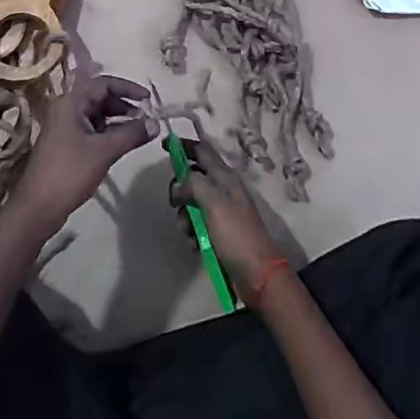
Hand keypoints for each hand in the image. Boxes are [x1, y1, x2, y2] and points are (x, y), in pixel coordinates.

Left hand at [9, 75, 154, 233]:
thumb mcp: (105, 151)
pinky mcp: (66, 144)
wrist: (37, 208)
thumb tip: (156, 123)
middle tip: (146, 118)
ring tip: (138, 131)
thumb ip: (132, 134)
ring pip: (96, 114)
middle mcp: (66, 110)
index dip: (128, 88)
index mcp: (71, 103)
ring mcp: (64, 127)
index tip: (148, 99)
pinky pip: (91, 129)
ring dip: (118, 120)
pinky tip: (122, 143)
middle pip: (100, 97)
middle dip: (124, 105)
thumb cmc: (69, 172)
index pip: (103, 83)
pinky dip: (108, 132)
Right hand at [170, 138, 283, 289]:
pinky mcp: (218, 230)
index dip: (184, 145)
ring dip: (185, 216)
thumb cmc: (235, 234)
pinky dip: (191, 231)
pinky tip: (195, 244)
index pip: (202, 150)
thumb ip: (194, 184)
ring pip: (191, 202)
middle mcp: (223, 189)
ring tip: (189, 232)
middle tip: (176, 202)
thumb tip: (178, 182)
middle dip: (180, 189)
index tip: (163, 145)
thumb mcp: (213, 203)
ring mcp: (221, 210)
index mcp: (225, 177)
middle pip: (193, 177)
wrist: (256, 273)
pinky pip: (196, 223)